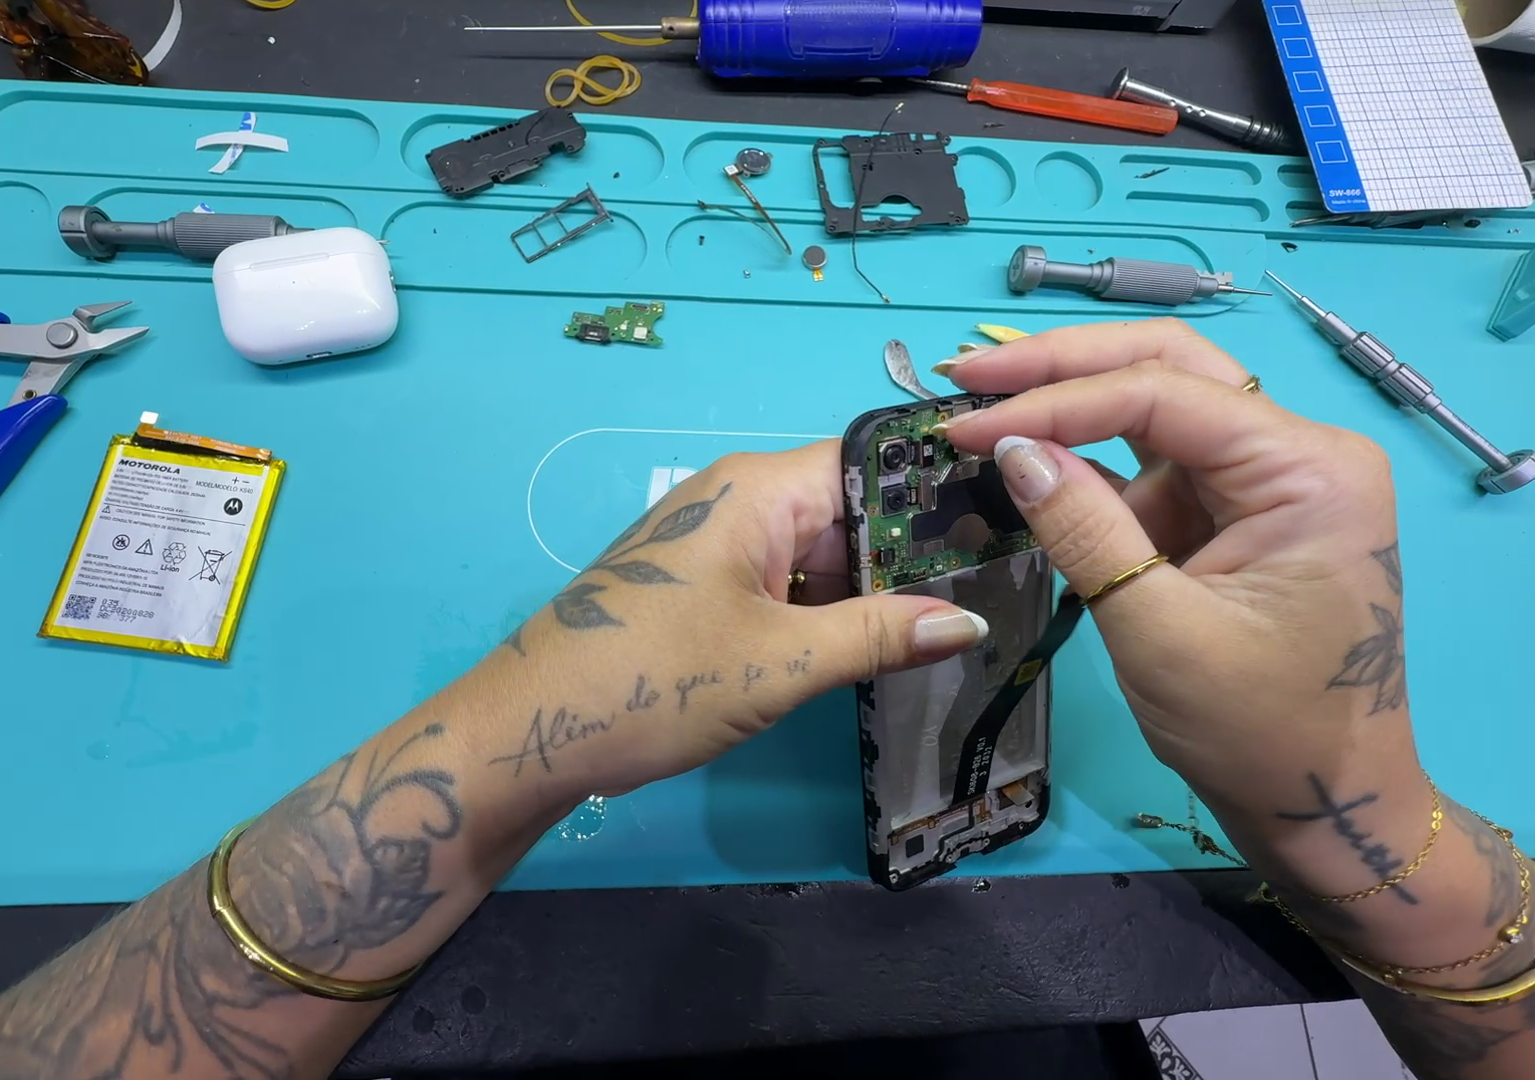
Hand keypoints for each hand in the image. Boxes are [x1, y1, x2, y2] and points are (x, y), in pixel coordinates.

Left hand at [482, 441, 989, 800]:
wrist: (534, 730)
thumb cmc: (657, 679)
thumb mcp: (781, 662)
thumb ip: (880, 636)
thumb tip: (970, 622)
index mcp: (758, 488)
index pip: (867, 465)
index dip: (933, 493)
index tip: (1000, 526)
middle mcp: (739, 500)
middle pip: (846, 511)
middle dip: (910, 555)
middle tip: (991, 589)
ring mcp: (718, 544)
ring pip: (816, 553)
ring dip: (869, 590)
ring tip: (952, 620)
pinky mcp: (705, 584)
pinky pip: (782, 582)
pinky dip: (826, 610)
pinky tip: (876, 642)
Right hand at [935, 321, 1423, 834]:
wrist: (1317, 799)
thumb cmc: (1256, 726)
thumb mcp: (1157, 628)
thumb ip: (1083, 528)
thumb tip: (1006, 449)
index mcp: (1305, 469)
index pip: (1161, 396)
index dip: (1052, 404)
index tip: (964, 425)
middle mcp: (1288, 451)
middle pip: (1164, 367)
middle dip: (1060, 365)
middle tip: (969, 370)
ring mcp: (1252, 480)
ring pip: (1149, 402)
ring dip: (1064, 397)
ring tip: (983, 395)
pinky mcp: (1217, 511)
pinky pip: (1140, 461)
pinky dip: (1077, 453)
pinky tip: (1024, 449)